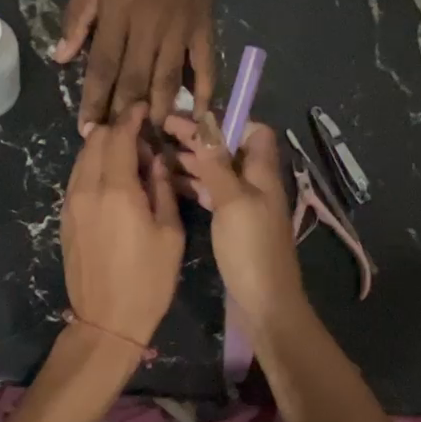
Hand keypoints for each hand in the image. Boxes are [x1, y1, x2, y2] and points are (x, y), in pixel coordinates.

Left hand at [55, 0, 231, 131]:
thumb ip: (77, 15)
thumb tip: (61, 57)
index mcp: (117, 10)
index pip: (102, 65)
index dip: (93, 100)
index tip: (86, 129)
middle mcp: (148, 25)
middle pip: (134, 79)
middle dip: (124, 115)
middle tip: (117, 144)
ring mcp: (180, 29)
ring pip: (168, 79)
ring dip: (160, 111)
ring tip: (152, 136)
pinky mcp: (204, 28)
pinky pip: (205, 65)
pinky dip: (203, 91)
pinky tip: (199, 114)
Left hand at [61, 104, 185, 348]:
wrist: (106, 320)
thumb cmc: (149, 279)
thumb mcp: (170, 232)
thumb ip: (162, 188)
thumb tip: (156, 160)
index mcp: (117, 190)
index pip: (120, 136)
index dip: (133, 117)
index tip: (147, 108)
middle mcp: (87, 188)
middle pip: (96, 140)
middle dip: (118, 129)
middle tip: (143, 136)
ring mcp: (71, 203)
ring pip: (83, 156)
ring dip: (104, 146)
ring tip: (130, 156)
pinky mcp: (66, 217)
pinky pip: (78, 176)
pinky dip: (94, 166)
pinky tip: (114, 178)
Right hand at [162, 115, 305, 328]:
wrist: (265, 304)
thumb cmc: (251, 248)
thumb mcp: (232, 201)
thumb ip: (218, 163)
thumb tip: (207, 124)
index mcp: (261, 172)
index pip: (253, 131)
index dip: (227, 121)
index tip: (192, 117)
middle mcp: (254, 184)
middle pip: (228, 150)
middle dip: (198, 139)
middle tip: (159, 130)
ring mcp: (243, 206)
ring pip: (216, 173)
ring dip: (191, 162)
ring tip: (155, 154)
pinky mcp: (231, 226)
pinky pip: (211, 195)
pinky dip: (192, 186)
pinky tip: (167, 184)